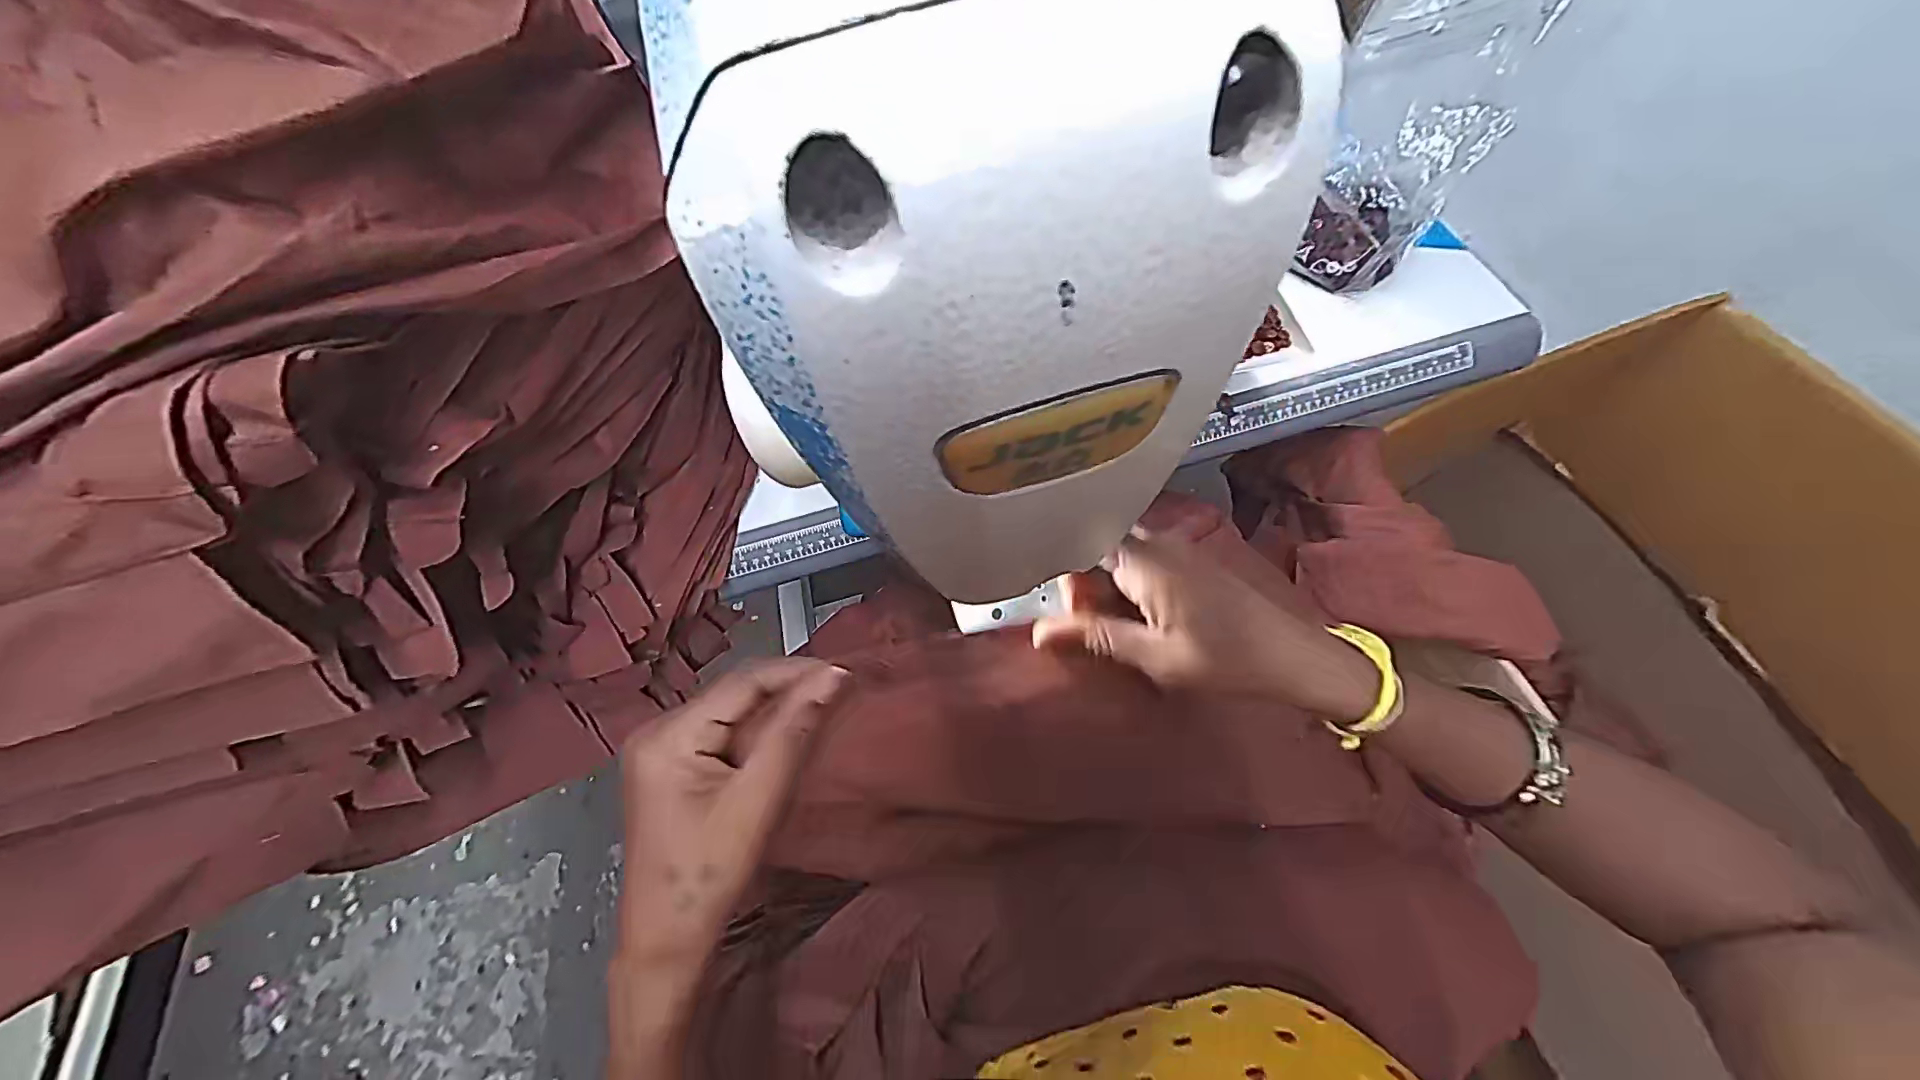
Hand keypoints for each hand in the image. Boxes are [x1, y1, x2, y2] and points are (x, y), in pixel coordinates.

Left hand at [617, 659, 848, 963]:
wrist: (668, 937)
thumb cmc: (709, 875)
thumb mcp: (758, 798)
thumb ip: (794, 731)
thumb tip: (831, 678)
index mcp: (667, 736)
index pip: (741, 682)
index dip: (794, 671)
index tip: (841, 672)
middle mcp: (656, 730)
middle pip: (735, 691)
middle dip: (787, 685)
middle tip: (837, 685)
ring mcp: (661, 746)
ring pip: (732, 708)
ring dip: (777, 705)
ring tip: (822, 699)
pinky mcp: (672, 763)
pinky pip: (724, 728)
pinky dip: (759, 726)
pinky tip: (789, 726)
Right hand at [1031, 524, 1378, 719]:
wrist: (1296, 656)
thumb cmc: (1224, 659)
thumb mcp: (1154, 655)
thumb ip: (1095, 637)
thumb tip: (1038, 632)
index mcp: (1145, 560)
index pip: (1082, 543)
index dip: (1064, 573)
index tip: (1063, 608)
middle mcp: (1159, 542)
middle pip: (1100, 548)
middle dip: (1085, 583)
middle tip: (1086, 626)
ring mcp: (1179, 548)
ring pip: (1121, 555)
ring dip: (1107, 586)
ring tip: (1110, 626)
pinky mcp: (1192, 560)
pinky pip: (1144, 561)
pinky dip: (1129, 586)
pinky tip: (1137, 618)